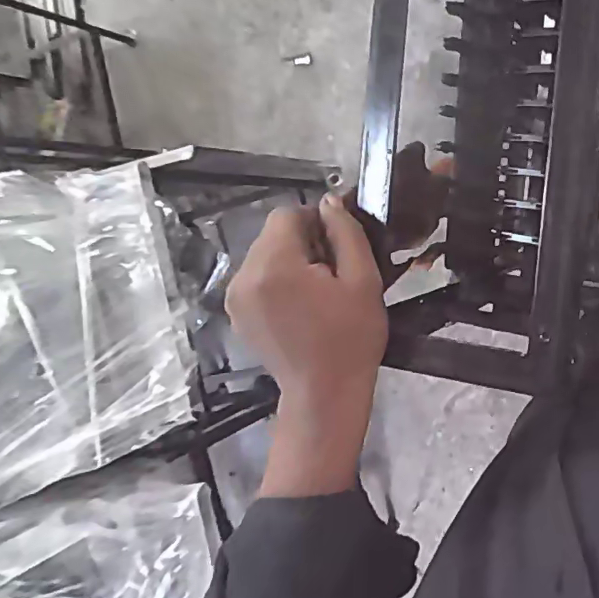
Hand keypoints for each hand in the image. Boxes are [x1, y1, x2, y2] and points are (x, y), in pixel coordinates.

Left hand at [228, 194, 388, 495]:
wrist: (325, 394)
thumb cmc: (351, 339)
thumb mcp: (363, 280)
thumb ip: (346, 232)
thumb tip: (330, 202)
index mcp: (274, 266)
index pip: (287, 215)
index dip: (316, 221)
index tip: (339, 245)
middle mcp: (244, 276)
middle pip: (272, 235)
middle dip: (303, 243)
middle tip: (333, 271)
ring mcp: (235, 297)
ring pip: (264, 256)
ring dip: (291, 261)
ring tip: (318, 291)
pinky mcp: (237, 314)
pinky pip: (257, 278)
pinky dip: (277, 281)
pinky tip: (301, 305)